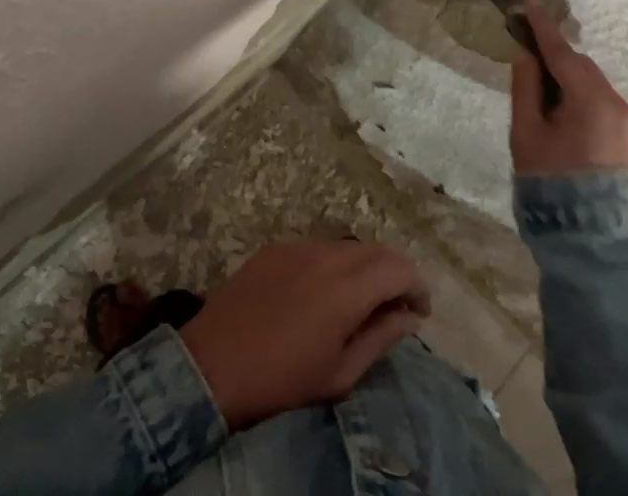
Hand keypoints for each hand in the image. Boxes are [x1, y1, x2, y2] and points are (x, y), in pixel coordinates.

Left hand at [179, 242, 429, 429]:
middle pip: (378, 250)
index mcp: (347, 289)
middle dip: (395, 274)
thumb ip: (380, 339)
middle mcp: (326, 256)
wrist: (208, 367)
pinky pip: (317, 248)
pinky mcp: (274, 249)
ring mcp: (297, 247)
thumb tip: (409, 318)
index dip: (418, 287)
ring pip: (347, 246)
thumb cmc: (279, 381)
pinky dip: (333, 265)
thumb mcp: (339, 374)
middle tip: (395, 308)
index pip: (401, 267)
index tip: (419, 313)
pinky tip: (321, 294)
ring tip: (359, 301)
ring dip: (364, 268)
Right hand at [510, 0, 627, 174]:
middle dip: (556, 60)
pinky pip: (603, 104)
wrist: (587, 234)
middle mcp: (618, 105)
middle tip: (528, 63)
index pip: (563, 54)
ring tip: (545, 102)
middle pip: (582, 68)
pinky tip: (565, 117)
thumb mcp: (526, 134)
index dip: (543, 26)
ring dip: (570, 82)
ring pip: (594, 85)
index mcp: (591, 102)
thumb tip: (528, 56)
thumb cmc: (548, 181)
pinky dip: (583, 100)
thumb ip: (526, 89)